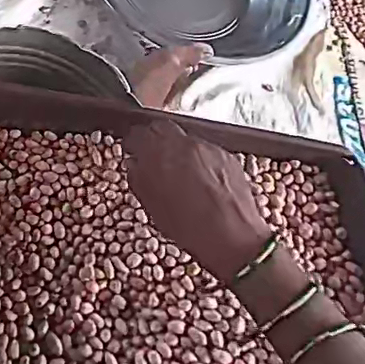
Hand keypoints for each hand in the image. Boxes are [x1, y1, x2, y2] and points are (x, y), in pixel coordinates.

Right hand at [122, 119, 272, 279]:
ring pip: (186, 138)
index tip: (132, 149)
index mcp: (157, 154)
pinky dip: (200, 159)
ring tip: (180, 172)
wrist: (232, 236)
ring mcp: (205, 147)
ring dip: (179, 149)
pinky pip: (206, 149)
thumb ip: (139, 179)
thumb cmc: (190, 228)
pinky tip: (202, 179)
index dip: (133, 141)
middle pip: (162, 127)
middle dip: (155, 137)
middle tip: (153, 154)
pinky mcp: (225, 154)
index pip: (138, 133)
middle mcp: (182, 144)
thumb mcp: (152, 207)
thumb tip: (134, 166)